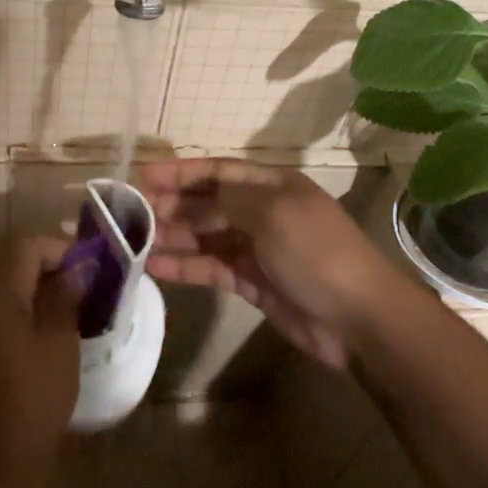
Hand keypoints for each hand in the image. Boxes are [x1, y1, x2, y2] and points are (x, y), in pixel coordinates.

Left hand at [0, 235, 82, 487]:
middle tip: (81, 287)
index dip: (58, 248)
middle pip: (7, 265)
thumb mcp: (60, 344)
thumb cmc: (35, 399)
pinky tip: (37, 337)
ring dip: (30, 291)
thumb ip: (65, 297)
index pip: (24, 246)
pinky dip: (14, 314)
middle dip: (45, 268)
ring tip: (64, 312)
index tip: (88, 266)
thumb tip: (77, 266)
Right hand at [137, 158, 404, 367]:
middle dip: (172, 204)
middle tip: (130, 211)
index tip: (143, 175)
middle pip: (210, 202)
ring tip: (134, 239)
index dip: (182, 172)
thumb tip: (191, 198)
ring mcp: (258, 249)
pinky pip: (212, 268)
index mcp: (274, 186)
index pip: (220, 170)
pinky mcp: (252, 284)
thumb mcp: (272, 213)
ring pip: (206, 237)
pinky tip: (156, 267)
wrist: (357, 317)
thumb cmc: (316, 252)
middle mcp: (263, 212)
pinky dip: (186, 266)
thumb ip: (227, 200)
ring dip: (173, 235)